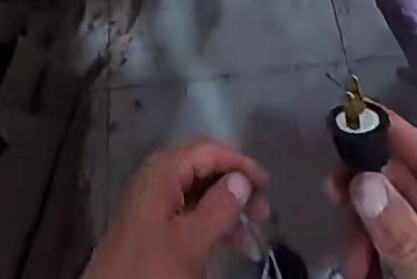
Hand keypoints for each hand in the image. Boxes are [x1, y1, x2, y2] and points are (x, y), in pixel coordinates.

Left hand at [85, 142, 270, 278]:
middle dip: (234, 185)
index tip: (266, 184)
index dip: (240, 163)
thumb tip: (242, 179)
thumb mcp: (189, 243)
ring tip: (250, 231)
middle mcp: (155, 179)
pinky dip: (209, 222)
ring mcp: (151, 205)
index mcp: (161, 172)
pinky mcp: (149, 230)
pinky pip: (187, 213)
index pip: (209, 150)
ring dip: (225, 207)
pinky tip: (228, 241)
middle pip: (204, 168)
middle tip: (261, 208)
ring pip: (197, 193)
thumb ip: (219, 207)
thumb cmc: (149, 274)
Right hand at [327, 113, 416, 278]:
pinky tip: (359, 273)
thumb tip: (366, 179)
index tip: (363, 114)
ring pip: (403, 225)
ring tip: (350, 262)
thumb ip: (404, 239)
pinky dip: (376, 262)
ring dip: (369, 235)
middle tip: (332, 189)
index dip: (402, 136)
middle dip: (374, 193)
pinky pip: (401, 257)